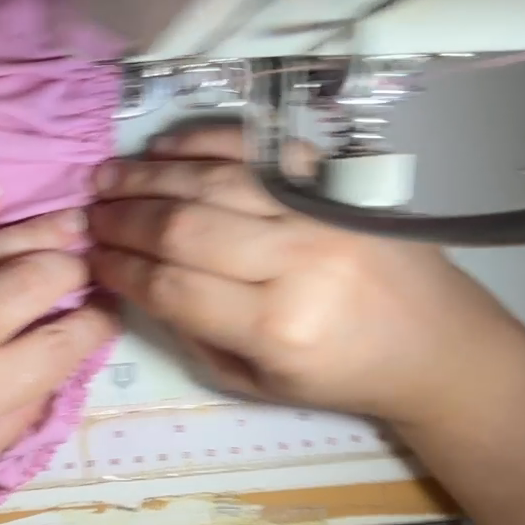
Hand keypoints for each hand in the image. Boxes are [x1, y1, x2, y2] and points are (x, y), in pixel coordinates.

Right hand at [86, 123, 521, 425]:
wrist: (436, 343)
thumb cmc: (337, 375)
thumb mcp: (255, 381)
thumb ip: (191, 330)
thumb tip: (137, 277)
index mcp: (276, 328)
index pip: (172, 286)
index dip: (120, 268)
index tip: (89, 257)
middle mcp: (297, 264)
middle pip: (184, 228)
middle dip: (124, 219)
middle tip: (88, 215)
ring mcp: (320, 214)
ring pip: (213, 182)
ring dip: (149, 176)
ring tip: (106, 177)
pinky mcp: (335, 184)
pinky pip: (259, 150)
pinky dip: (205, 143)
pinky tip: (163, 148)